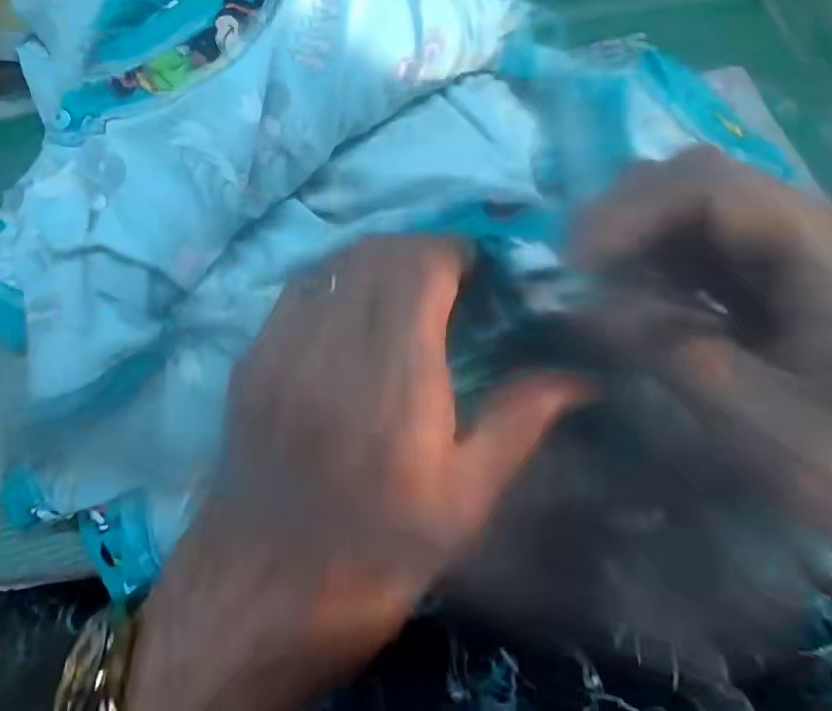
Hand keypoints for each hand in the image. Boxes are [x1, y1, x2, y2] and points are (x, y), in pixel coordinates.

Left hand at [128, 237, 586, 710]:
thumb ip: (518, 421)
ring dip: (376, 259)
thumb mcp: (465, 500)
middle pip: (376, 255)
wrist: (268, 581)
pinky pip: (298, 288)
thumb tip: (578, 375)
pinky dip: (335, 278)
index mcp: (395, 381)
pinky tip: (352, 306)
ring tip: (403, 288)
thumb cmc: (381, 550)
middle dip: (420, 251)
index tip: (478, 269)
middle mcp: (333, 349)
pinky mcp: (253, 355)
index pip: (418, 269)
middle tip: (448, 279)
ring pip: (335, 262)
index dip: (453, 252)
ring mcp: (283, 347)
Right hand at [579, 146, 831, 552]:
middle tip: (585, 267)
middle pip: (713, 180)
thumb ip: (668, 350)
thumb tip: (584, 304)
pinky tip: (658, 293)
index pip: (711, 187)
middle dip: (633, 215)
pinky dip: (682, 256)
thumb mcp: (760, 429)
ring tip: (612, 283)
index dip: (628, 211)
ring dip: (653, 234)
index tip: (576, 259)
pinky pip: (738, 239)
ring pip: (720, 204)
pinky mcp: (830, 272)